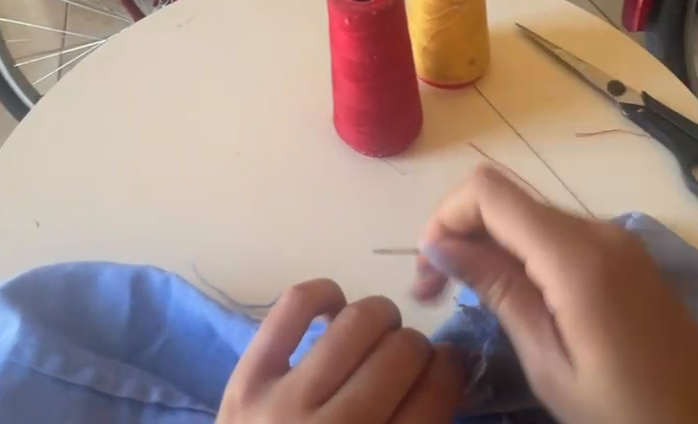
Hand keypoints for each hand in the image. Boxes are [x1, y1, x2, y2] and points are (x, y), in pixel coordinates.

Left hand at [217, 279, 464, 423]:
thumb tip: (449, 372)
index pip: (435, 395)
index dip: (450, 370)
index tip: (448, 365)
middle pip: (401, 353)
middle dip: (417, 348)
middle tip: (409, 361)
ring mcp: (286, 404)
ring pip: (356, 322)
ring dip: (381, 318)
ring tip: (378, 335)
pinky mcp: (248, 379)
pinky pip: (294, 306)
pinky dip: (323, 293)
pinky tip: (335, 309)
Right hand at [411, 166, 697, 423]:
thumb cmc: (634, 420)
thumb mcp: (553, 367)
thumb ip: (498, 291)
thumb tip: (440, 245)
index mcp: (576, 255)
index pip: (487, 191)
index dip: (445, 216)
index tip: (427, 271)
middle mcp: (595, 229)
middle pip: (504, 197)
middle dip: (459, 231)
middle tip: (434, 292)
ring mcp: (615, 240)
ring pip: (527, 214)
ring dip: (487, 242)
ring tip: (467, 298)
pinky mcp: (625, 257)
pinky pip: (555, 234)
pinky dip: (521, 251)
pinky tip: (514, 297)